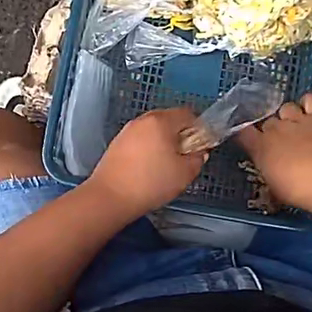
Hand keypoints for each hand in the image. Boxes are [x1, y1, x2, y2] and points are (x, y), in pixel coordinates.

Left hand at [83, 106, 208, 216]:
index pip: (187, 114)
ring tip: (166, 165)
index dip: (198, 128)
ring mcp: (127, 131)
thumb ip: (197, 159)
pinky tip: (148, 169)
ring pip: (153, 131)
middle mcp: (142, 121)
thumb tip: (199, 152)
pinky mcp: (116, 144)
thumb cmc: (151, 183)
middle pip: (168, 120)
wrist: (110, 197)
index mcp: (161, 121)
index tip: (200, 146)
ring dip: (163, 142)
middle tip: (185, 157)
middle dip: (180, 135)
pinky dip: (148, 149)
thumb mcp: (184, 174)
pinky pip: (139, 140)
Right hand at [235, 94, 311, 210]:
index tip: (248, 141)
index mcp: (260, 148)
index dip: (245, 135)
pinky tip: (311, 111)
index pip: (243, 134)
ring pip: (286, 107)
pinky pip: (311, 99)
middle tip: (279, 142)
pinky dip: (309, 103)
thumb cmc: (299, 190)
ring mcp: (299, 120)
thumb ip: (270, 175)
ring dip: (288, 115)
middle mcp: (276, 129)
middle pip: (267, 121)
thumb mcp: (276, 189)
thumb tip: (271, 174)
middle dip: (271, 129)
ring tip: (295, 125)